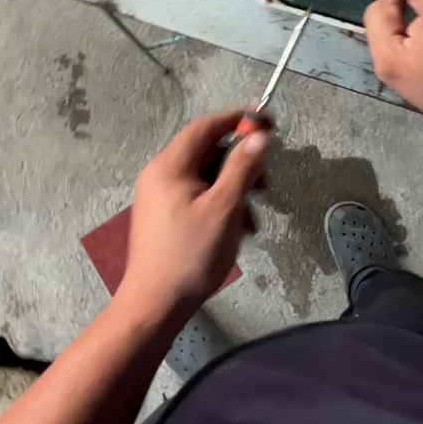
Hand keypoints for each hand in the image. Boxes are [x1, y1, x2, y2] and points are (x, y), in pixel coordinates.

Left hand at [116, 110, 270, 316]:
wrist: (155, 305)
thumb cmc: (191, 254)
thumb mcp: (224, 207)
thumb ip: (243, 167)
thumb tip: (260, 135)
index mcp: (170, 165)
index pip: (207, 126)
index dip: (238, 119)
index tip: (267, 121)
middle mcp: (161, 174)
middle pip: (208, 152)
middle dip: (241, 165)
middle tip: (266, 184)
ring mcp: (160, 196)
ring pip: (206, 177)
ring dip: (234, 190)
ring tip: (252, 220)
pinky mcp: (164, 216)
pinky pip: (198, 196)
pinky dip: (220, 205)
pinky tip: (236, 230)